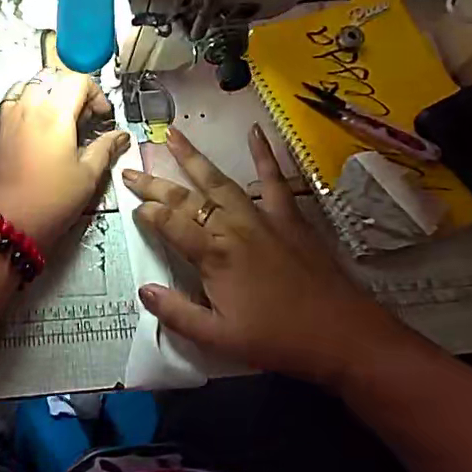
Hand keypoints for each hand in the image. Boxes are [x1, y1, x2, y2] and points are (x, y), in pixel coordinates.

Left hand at [0, 70, 129, 252]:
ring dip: (45, 94)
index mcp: (55, 113)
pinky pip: (9, 103)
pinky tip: (34, 131)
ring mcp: (5, 117)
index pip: (77, 80)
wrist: (5, 224)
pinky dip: (24, 105)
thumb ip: (105, 148)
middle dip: (70, 90)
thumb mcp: (87, 176)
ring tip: (56, 120)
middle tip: (81, 117)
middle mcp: (27, 106)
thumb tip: (120, 136)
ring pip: (27, 86)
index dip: (95, 94)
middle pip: (51, 77)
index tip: (101, 117)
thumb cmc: (51, 201)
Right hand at [122, 125, 415, 386]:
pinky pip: (274, 179)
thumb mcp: (219, 338)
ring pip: (221, 181)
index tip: (132, 205)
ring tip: (174, 136)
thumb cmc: (276, 338)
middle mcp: (234, 228)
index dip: (148, 213)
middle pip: (188, 199)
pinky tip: (255, 132)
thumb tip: (143, 290)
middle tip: (132, 170)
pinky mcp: (289, 216)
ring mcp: (263, 217)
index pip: (171, 225)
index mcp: (214, 257)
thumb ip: (178, 314)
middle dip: (156, 183)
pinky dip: (264, 154)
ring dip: (195, 158)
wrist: (339, 331)